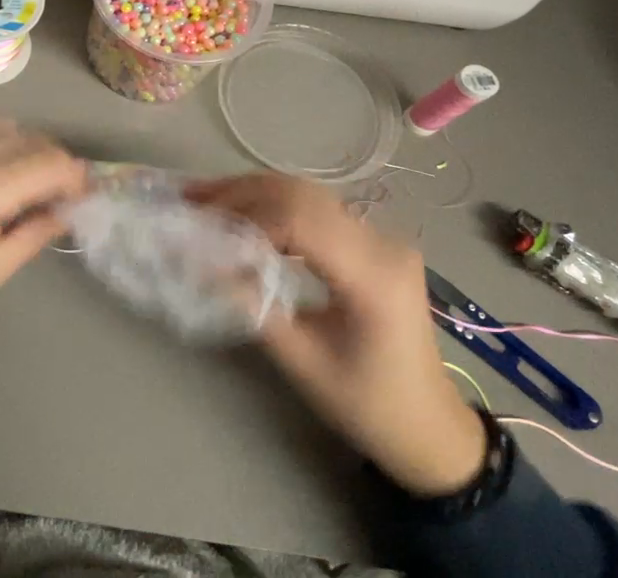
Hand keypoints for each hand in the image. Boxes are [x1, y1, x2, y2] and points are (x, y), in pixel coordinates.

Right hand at [190, 173, 486, 496]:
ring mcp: (381, 238)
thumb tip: (199, 263)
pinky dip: (271, 203)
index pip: (300, 222)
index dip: (244, 221)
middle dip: (239, 195)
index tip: (200, 234)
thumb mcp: (302, 362)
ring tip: (202, 200)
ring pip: (305, 192)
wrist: (429, 426)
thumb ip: (251, 305)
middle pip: (300, 195)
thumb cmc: (367, 404)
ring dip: (251, 192)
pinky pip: (315, 207)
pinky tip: (238, 211)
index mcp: (374, 277)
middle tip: (188, 204)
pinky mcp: (371, 242)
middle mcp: (383, 244)